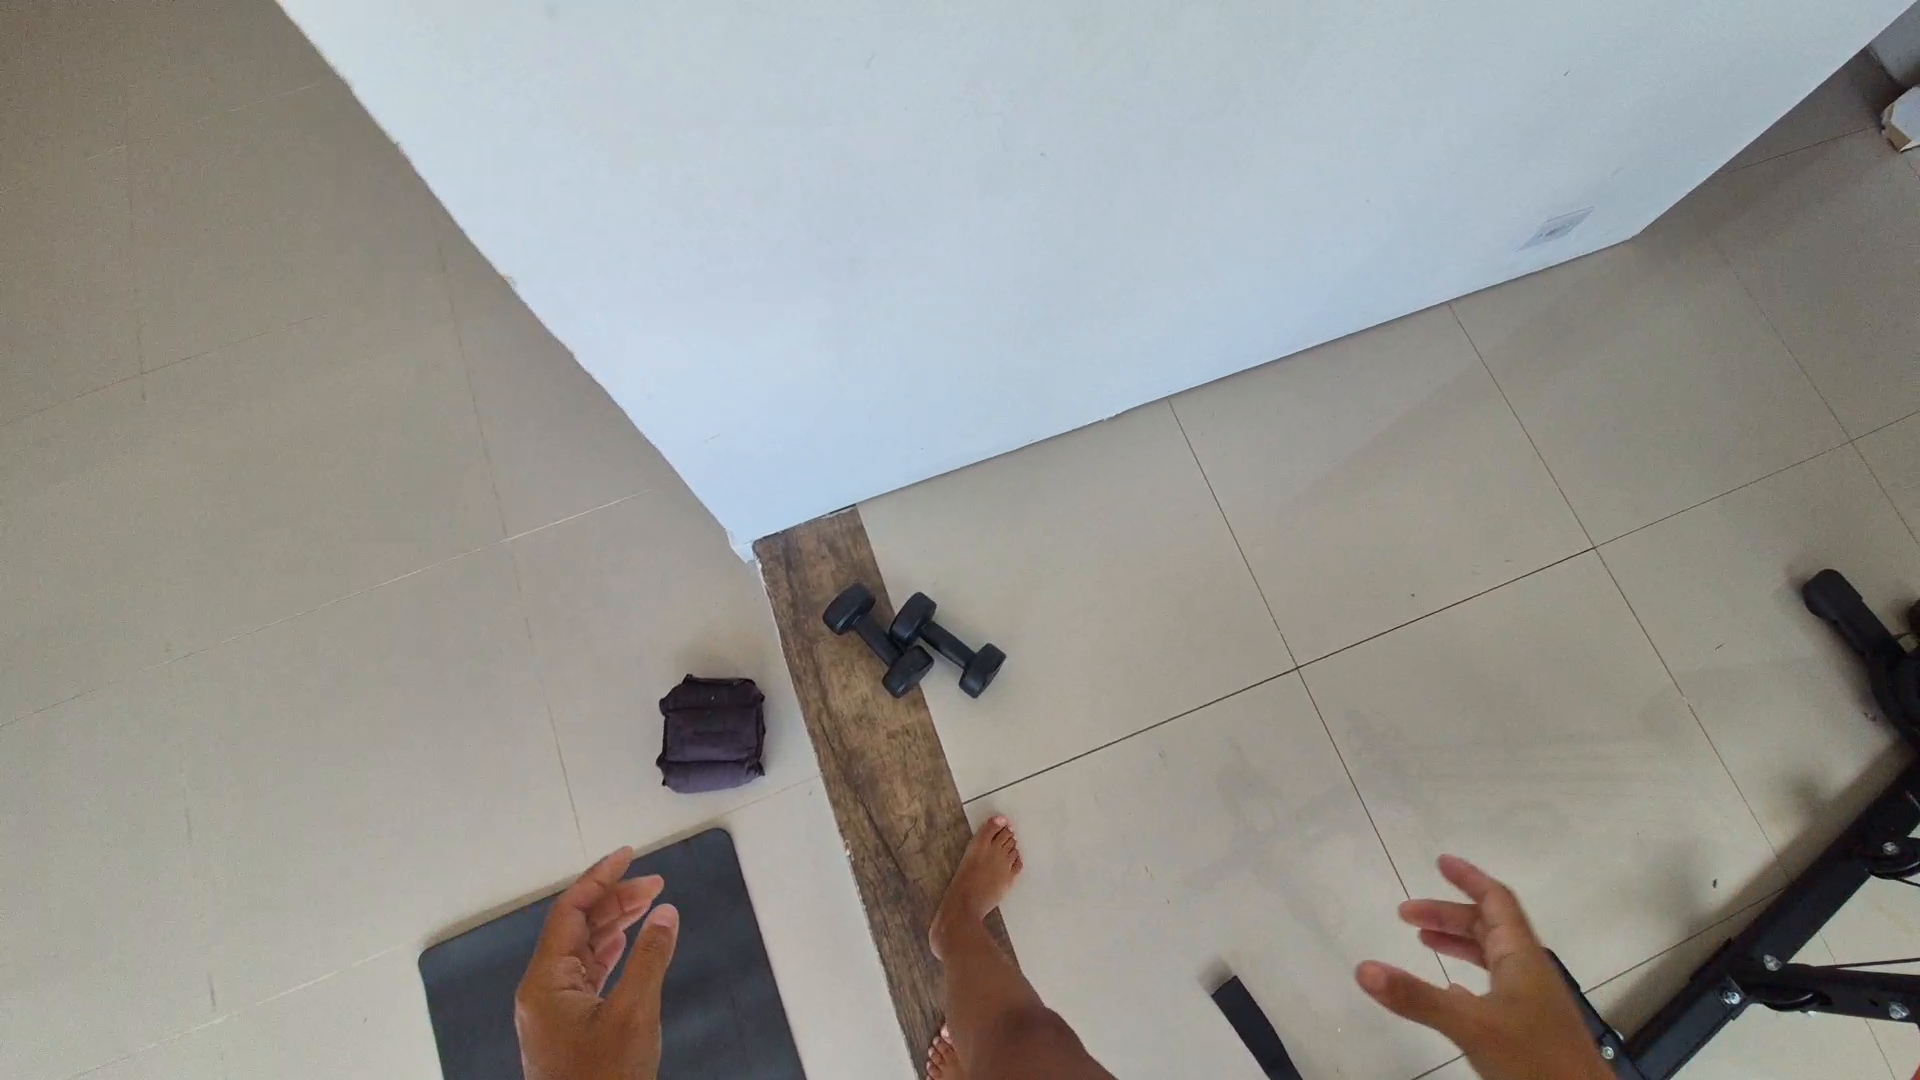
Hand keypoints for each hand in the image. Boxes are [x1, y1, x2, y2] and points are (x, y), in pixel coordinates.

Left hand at [515, 847, 680, 1079]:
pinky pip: (590, 968)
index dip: (599, 877)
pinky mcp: (571, 1023)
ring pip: (585, 946)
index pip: (570, 911)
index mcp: (546, 981)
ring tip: (653, 902)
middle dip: (616, 898)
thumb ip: (650, 956)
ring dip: (617, 920)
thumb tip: (667, 911)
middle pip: (577, 926)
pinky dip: (614, 946)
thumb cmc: (605, 1075)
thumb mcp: (634, 1012)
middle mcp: (544, 989)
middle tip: (658, 884)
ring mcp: (555, 1008)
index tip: (630, 854)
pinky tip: (632, 936)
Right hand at [1355, 855, 1611, 1079]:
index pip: (1496, 901)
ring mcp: (1531, 1000)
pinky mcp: (1529, 1026)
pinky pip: (1493, 984)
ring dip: (1456, 942)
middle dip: (1446, 914)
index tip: (1439, 862)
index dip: (1469, 878)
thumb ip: (1416, 996)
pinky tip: (1450, 990)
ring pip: (1491, 955)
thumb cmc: (1536, 1061)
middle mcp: (1528, 972)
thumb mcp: (1471, 1026)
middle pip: (1488, 925)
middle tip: (1404, 914)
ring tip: (1422, 941)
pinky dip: (1466, 975)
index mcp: (1522, 958)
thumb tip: (1361, 968)